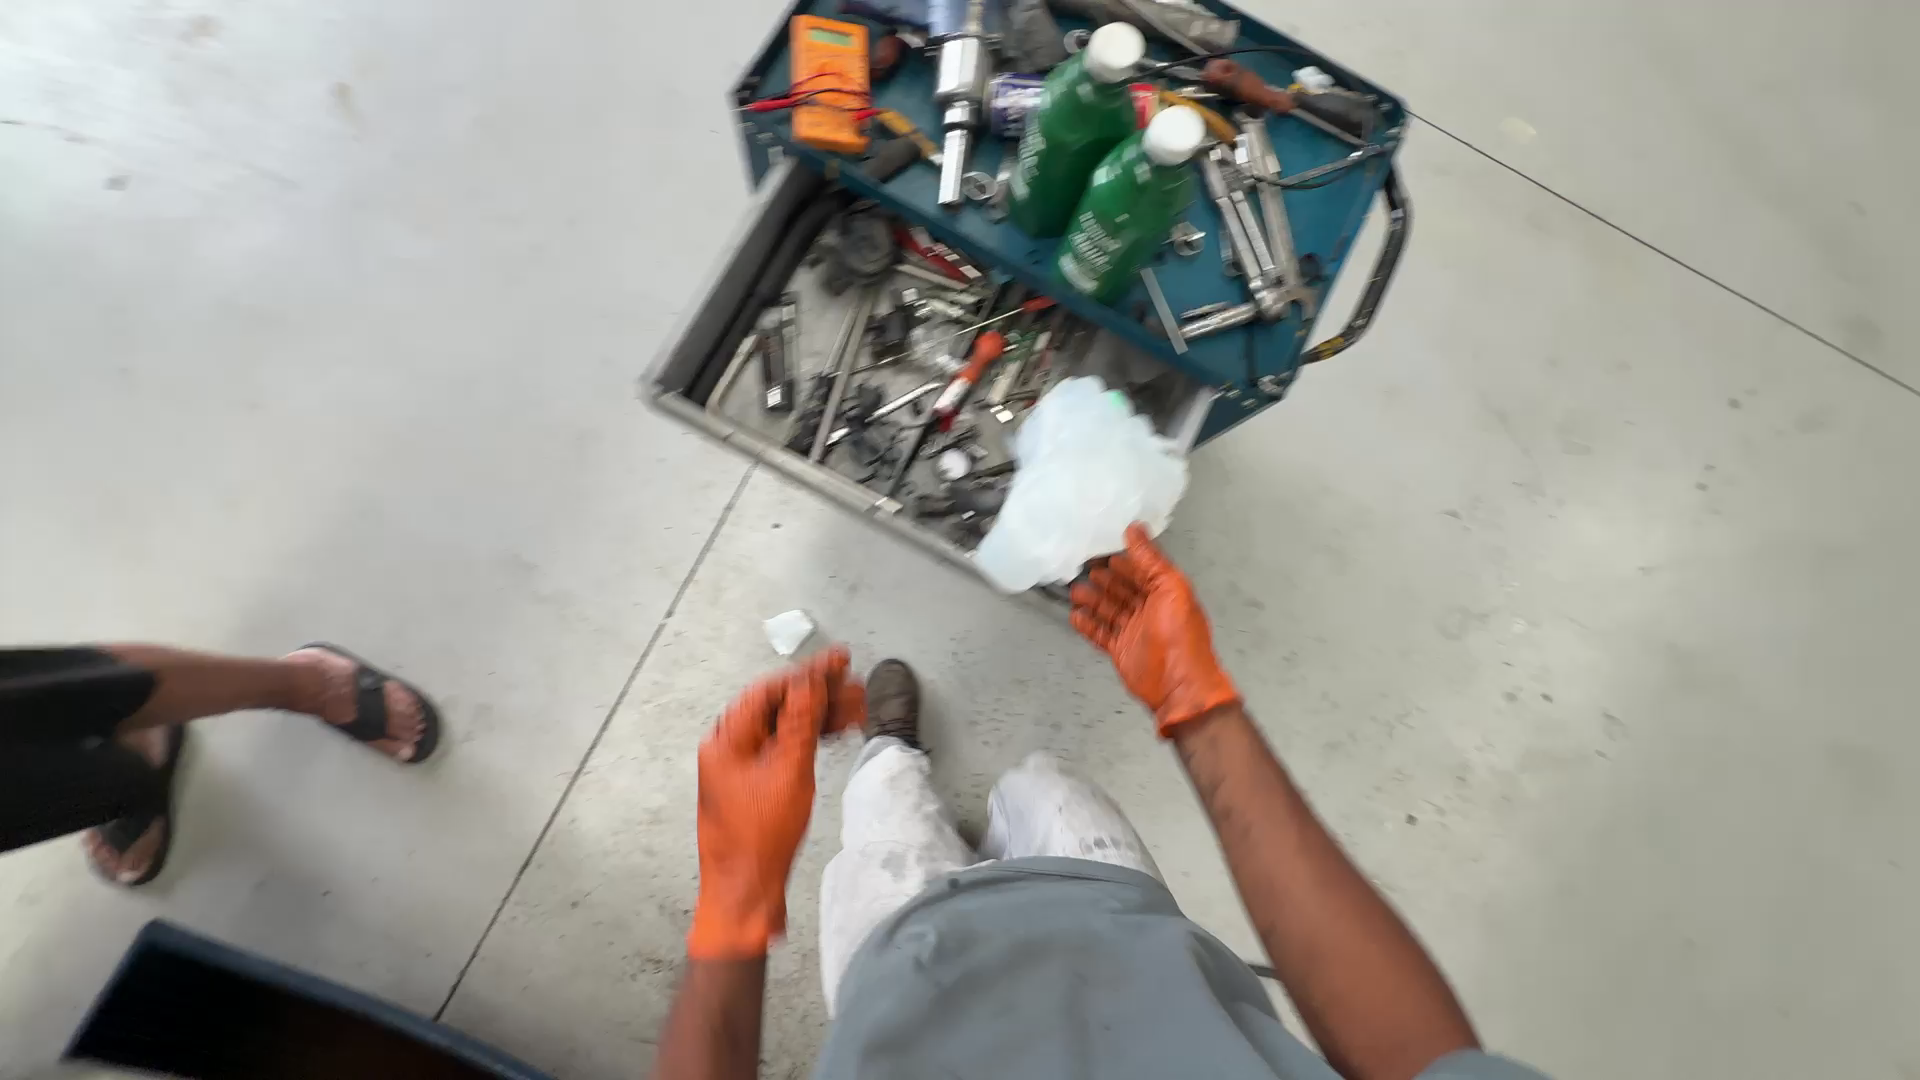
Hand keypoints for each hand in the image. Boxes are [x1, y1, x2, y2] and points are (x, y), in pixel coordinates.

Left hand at [689, 647, 865, 957]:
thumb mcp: (789, 772)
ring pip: (786, 725)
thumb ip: (802, 722)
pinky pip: (787, 746)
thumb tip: (811, 682)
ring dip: (821, 714)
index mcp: (728, 739)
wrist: (746, 892)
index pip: (770, 690)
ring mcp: (743, 766)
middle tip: (853, 684)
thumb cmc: (758, 840)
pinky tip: (837, 732)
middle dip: (820, 693)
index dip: (807, 672)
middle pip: (780, 704)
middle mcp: (731, 748)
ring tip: (855, 709)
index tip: (837, 662)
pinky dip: (813, 737)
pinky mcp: (757, 782)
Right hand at [1070, 524, 1239, 737]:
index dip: (1125, 560)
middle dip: (1105, 578)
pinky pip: (1101, 634)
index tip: (1104, 548)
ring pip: (1109, 610)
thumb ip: (1151, 558)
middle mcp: (1151, 610)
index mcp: (1167, 593)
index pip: (1143, 571)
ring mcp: (1135, 631)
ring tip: (1075, 590)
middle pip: (1123, 589)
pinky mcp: (1121, 651)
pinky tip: (1075, 616)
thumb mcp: (1170, 588)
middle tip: (1083, 567)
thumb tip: (1135, 528)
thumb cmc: (1179, 635)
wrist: (1179, 686)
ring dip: (1093, 599)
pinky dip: (1088, 625)